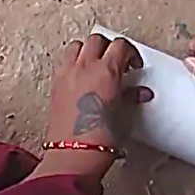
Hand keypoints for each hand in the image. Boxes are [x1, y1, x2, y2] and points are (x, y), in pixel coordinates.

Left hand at [32, 34, 152, 185]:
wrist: (75, 154)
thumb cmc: (100, 139)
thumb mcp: (125, 115)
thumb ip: (132, 97)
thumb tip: (139, 92)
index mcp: (107, 72)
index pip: (121, 46)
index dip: (130, 53)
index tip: (133, 64)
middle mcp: (85, 68)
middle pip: (97, 40)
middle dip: (109, 47)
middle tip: (116, 61)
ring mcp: (67, 74)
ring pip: (77, 46)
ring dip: (88, 50)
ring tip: (96, 65)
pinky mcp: (55, 84)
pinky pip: (64, 61)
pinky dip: (73, 62)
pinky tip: (81, 77)